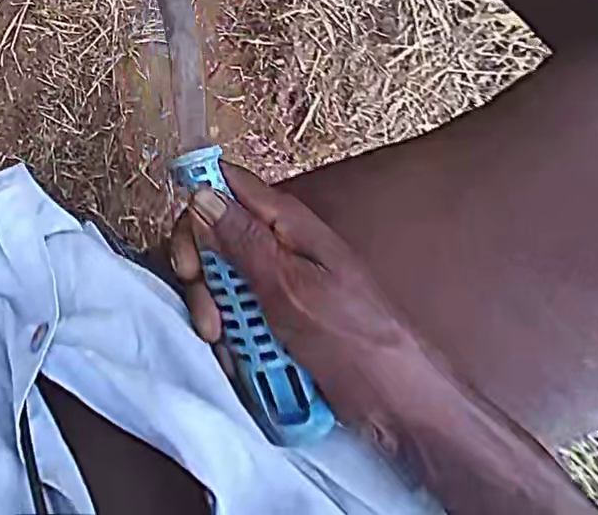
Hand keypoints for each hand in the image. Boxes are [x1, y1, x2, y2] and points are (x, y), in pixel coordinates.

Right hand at [169, 163, 471, 443]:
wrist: (407, 414)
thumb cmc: (358, 347)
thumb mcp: (291, 290)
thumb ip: (242, 239)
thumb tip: (201, 193)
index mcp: (285, 221)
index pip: (223, 183)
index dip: (196, 205)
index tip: (190, 251)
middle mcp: (278, 241)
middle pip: (214, 233)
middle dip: (202, 272)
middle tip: (210, 311)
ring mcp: (278, 277)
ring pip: (222, 275)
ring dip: (216, 308)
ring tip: (229, 341)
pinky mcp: (279, 311)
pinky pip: (238, 308)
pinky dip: (233, 331)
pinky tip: (242, 356)